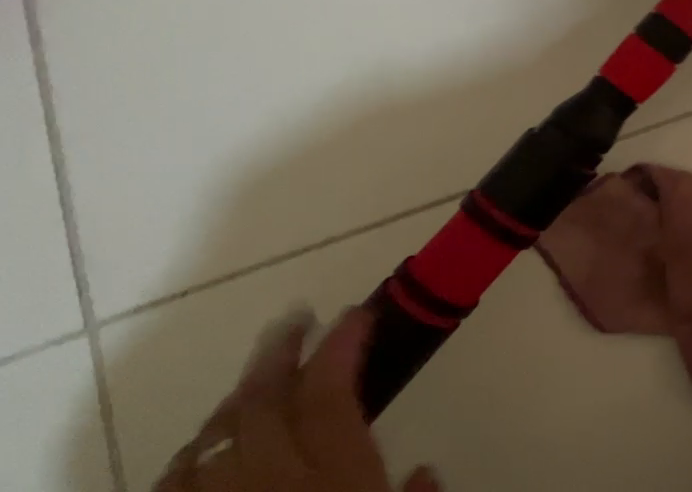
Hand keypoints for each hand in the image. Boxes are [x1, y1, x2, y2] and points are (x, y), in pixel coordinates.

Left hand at [156, 307, 439, 491]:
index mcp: (333, 479)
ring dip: (234, 400)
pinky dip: (189, 454)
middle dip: (278, 353)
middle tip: (297, 320)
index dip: (339, 345)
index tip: (356, 313)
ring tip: (257, 378)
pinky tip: (205, 447)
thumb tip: (424, 473)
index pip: (329, 393)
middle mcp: (270, 486)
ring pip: (209, 439)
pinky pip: (170, 484)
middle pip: (260, 404)